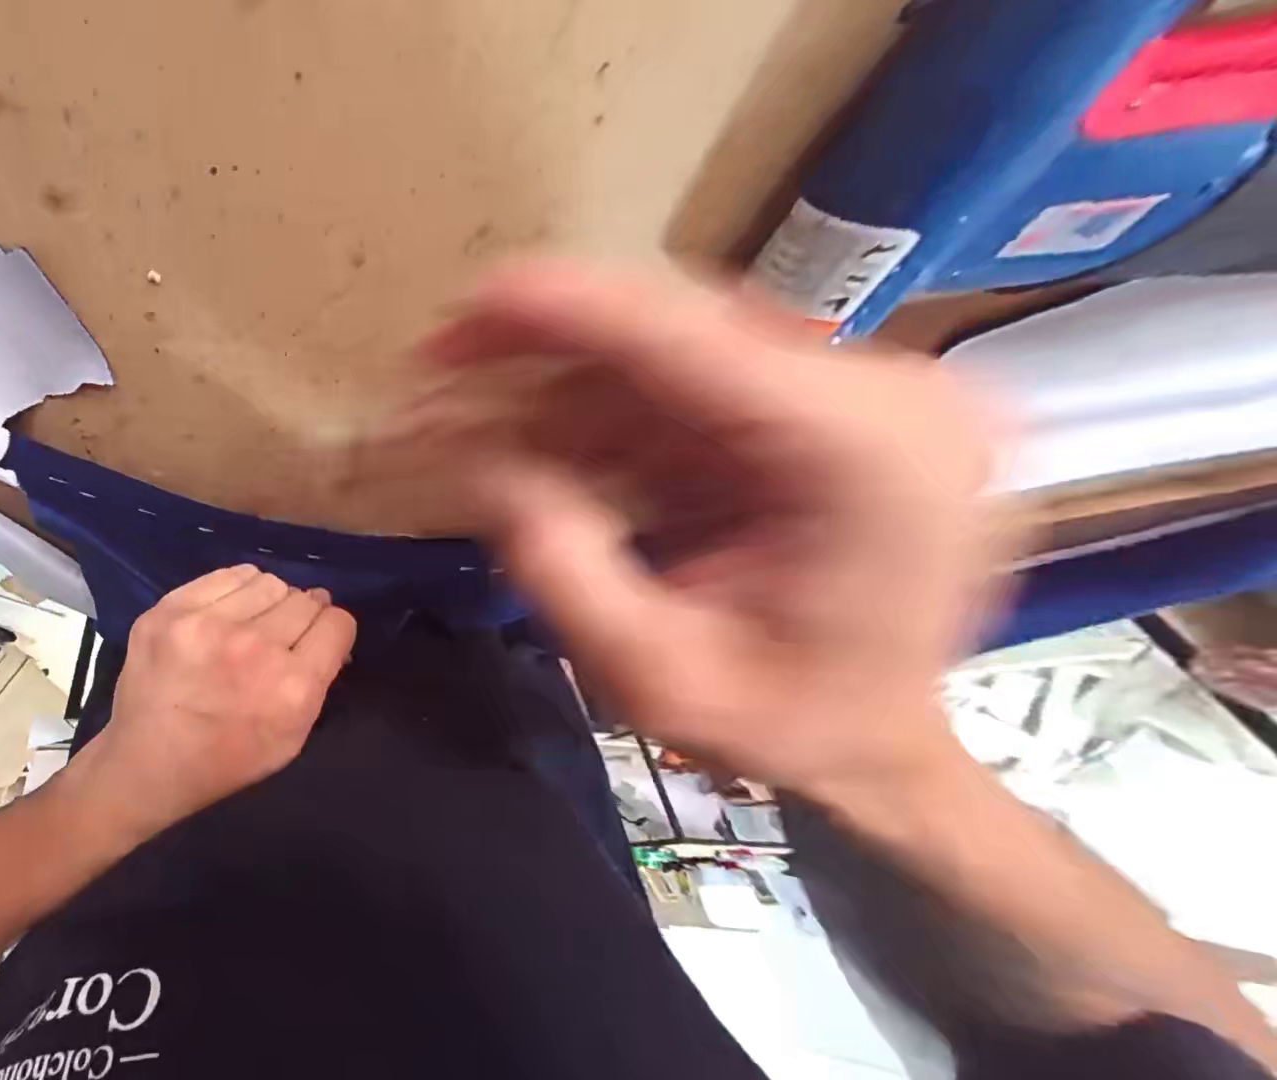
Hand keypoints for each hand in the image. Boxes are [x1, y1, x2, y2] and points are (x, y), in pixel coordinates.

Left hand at [73, 565, 357, 836]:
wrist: (147, 762)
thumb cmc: (228, 758)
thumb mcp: (293, 737)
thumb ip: (320, 680)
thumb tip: (329, 629)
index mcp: (293, 687)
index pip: (338, 623)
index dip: (331, 630)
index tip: (317, 637)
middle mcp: (255, 648)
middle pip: (305, 600)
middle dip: (302, 616)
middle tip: (280, 635)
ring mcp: (208, 625)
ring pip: (269, 582)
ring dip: (269, 601)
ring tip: (251, 623)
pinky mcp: (171, 609)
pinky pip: (229, 575)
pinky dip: (237, 589)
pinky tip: (227, 612)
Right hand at [419, 262, 1016, 799]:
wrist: (873, 743)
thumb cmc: (785, 725)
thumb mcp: (655, 675)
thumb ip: (563, 569)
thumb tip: (484, 467)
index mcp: (861, 452)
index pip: (692, 340)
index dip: (567, 310)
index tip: (471, 299)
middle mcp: (865, 397)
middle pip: (669, 334)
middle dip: (540, 344)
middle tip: (441, 358)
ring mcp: (831, 401)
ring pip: (652, 364)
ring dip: (547, 389)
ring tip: (458, 421)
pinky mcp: (789, 419)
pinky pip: (662, 398)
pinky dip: (581, 420)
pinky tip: (521, 447)